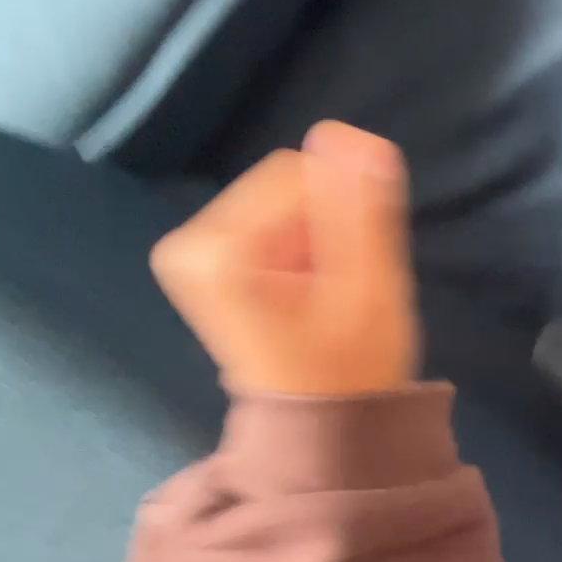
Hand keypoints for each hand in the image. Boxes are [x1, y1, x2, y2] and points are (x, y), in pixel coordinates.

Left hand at [150, 121, 419, 396]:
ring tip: (326, 286)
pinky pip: (271, 213)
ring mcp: (192, 251)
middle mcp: (189, 243)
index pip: (300, 173)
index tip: (351, 265)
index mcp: (219, 250)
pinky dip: (303, 240)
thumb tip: (357, 137)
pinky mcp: (204, 258)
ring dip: (320, 231)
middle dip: (328, 219)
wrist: (320, 423)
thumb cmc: (350, 364)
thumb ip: (365, 211)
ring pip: (284, 194)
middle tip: (341, 277)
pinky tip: (310, 285)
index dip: (344, 210)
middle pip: (286, 180)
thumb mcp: (372, 287)